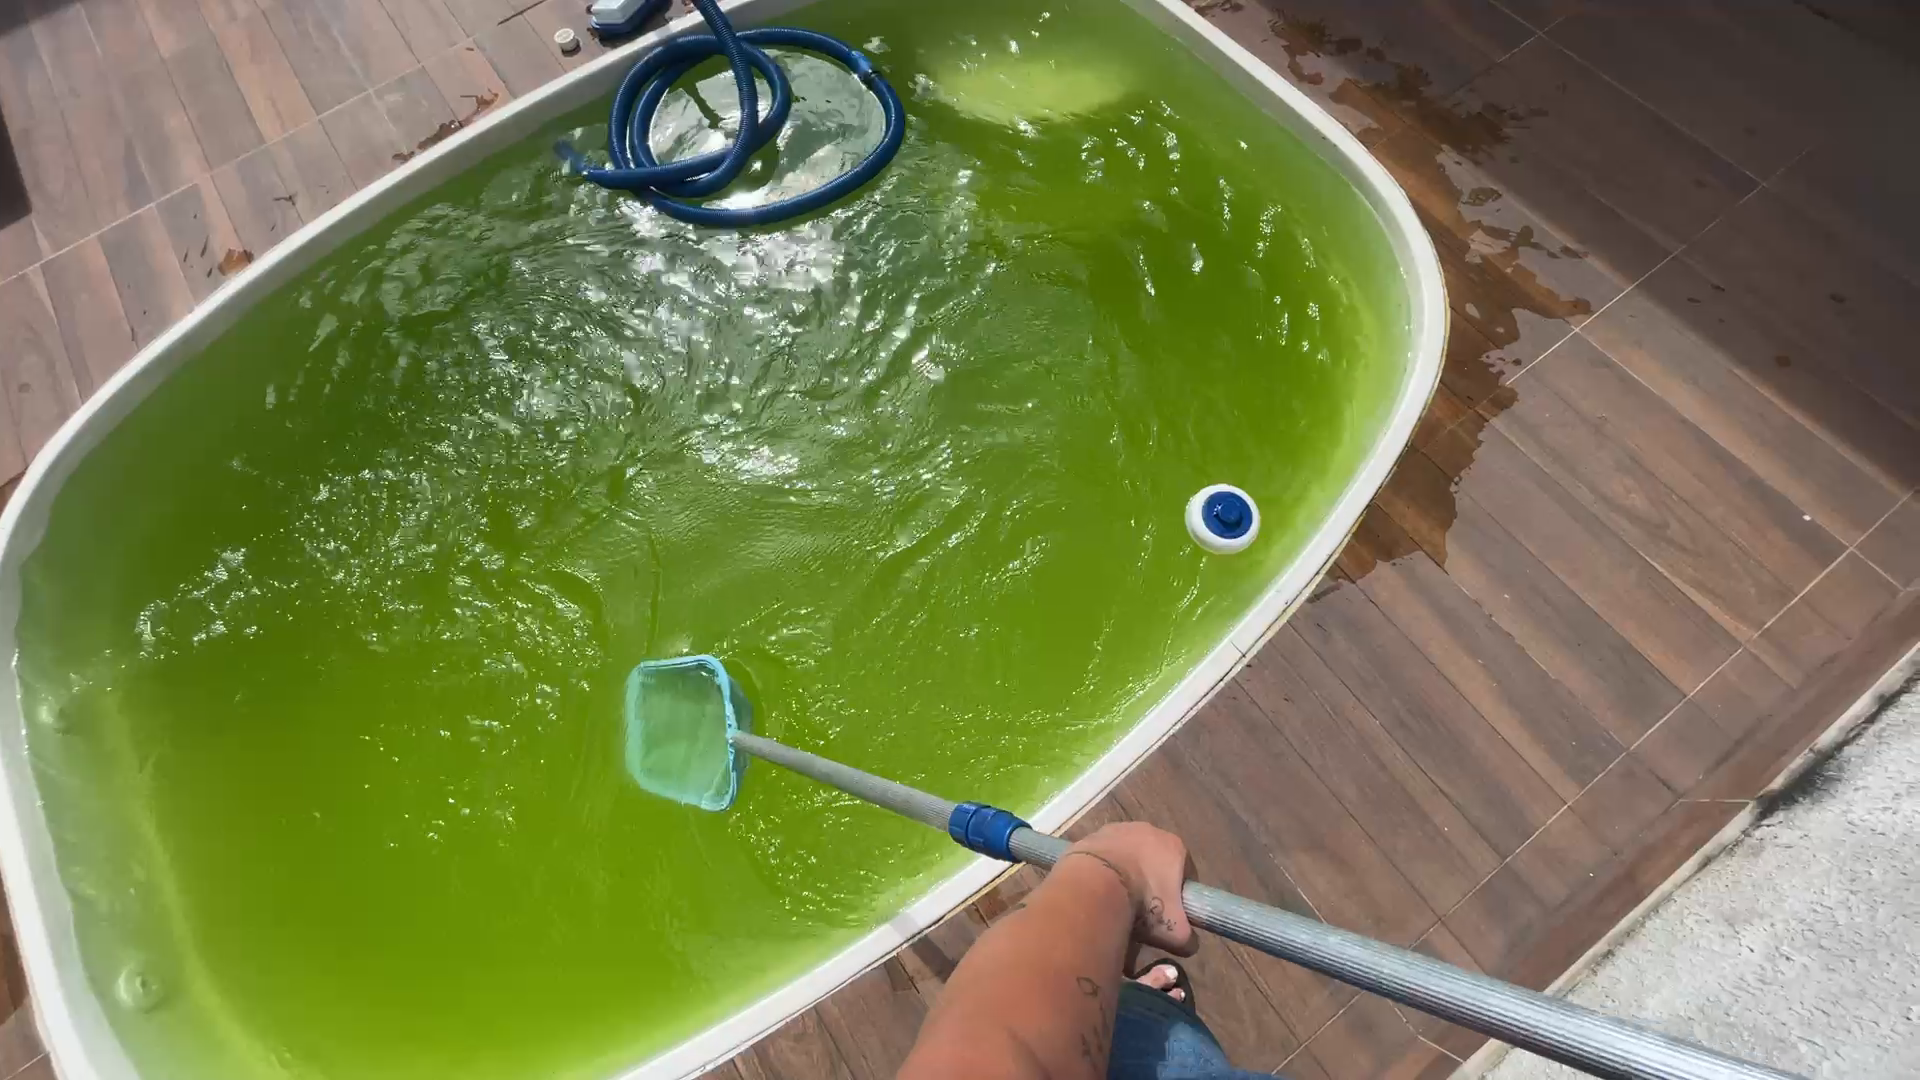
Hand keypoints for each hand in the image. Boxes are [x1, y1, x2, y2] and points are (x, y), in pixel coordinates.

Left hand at [1065, 822, 1196, 955]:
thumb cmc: (1144, 903)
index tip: (1172, 911)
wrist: (1096, 885)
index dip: (1181, 892)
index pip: (1185, 870)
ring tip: (1119, 898)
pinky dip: (1105, 870)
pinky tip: (1099, 889)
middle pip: (1155, 859)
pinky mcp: (1093, 834)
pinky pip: (1105, 856)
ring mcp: (1117, 828)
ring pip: (1128, 855)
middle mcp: (1148, 829)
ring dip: (1126, 872)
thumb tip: (1188, 942)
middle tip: (1144, 906)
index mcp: (1174, 845)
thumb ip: (1188, 937)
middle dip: (1152, 880)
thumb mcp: (1176, 932)